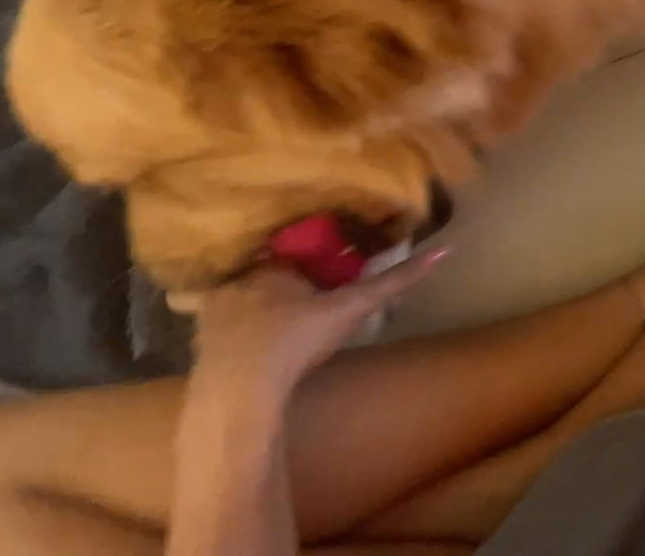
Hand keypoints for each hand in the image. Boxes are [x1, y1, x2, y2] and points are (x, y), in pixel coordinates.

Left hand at [191, 249, 447, 391]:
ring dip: (261, 306)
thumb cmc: (298, 339)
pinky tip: (257, 345)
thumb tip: (445, 250)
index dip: (315, 260)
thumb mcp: (353, 307)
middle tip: (311, 297)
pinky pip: (223, 326)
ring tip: (285, 320)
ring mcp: (212, 315)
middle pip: (269, 273)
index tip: (332, 271)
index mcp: (271, 266)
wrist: (238, 394)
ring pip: (243, 300)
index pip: (296, 251)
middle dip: (287, 282)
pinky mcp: (200, 347)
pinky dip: (240, 330)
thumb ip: (395, 280)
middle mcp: (237, 282)